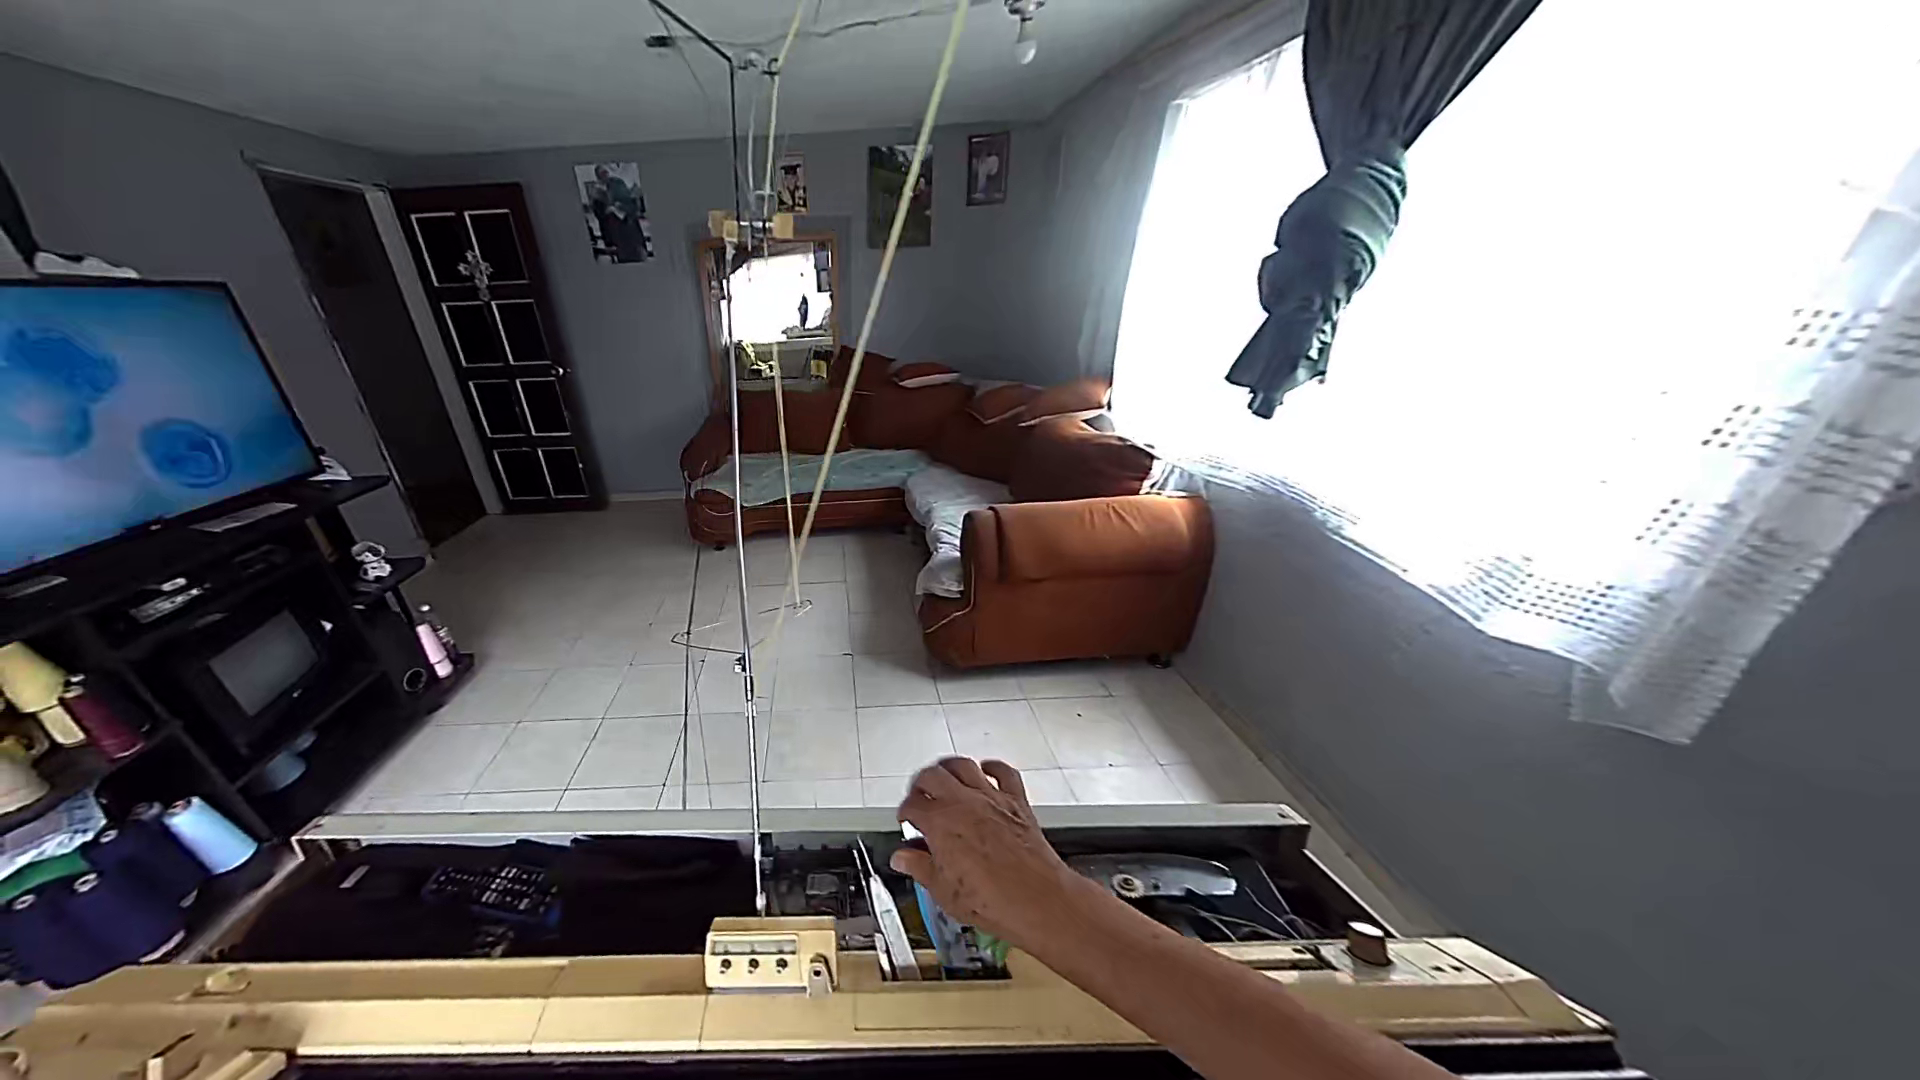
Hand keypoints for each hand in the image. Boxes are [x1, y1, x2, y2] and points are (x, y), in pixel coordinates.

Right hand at [891, 757, 1093, 946]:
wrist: (1035, 899)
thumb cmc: (993, 899)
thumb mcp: (942, 890)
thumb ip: (919, 868)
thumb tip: (903, 859)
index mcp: (941, 823)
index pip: (913, 804)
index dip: (905, 811)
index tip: (906, 818)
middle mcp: (964, 803)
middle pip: (933, 775)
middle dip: (921, 782)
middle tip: (918, 793)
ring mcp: (991, 798)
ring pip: (964, 765)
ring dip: (950, 768)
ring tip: (944, 775)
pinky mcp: (1016, 801)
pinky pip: (1004, 772)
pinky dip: (993, 767)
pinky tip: (986, 769)